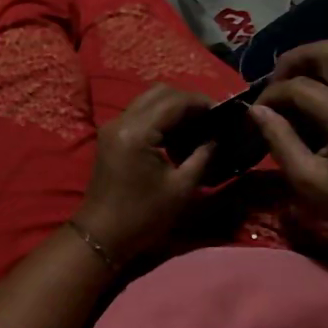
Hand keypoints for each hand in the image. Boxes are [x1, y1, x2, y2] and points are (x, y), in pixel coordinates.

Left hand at [72, 85, 214, 263]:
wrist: (102, 234)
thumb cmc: (143, 215)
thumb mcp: (181, 187)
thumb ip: (203, 155)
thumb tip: (217, 136)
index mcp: (137, 132)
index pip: (175, 101)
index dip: (202, 102)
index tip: (225, 112)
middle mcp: (121, 121)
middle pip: (159, 93)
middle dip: (188, 101)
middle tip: (211, 119)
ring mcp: (112, 127)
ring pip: (148, 100)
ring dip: (173, 108)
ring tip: (197, 127)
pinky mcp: (110, 136)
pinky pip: (138, 114)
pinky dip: (159, 117)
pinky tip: (177, 136)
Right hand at [247, 41, 327, 260]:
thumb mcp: (311, 185)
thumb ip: (280, 142)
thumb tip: (256, 111)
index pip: (300, 87)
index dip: (270, 95)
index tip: (255, 115)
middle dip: (292, 61)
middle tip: (272, 86)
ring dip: (309, 68)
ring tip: (287, 95)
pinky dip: (325, 80)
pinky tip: (310, 107)